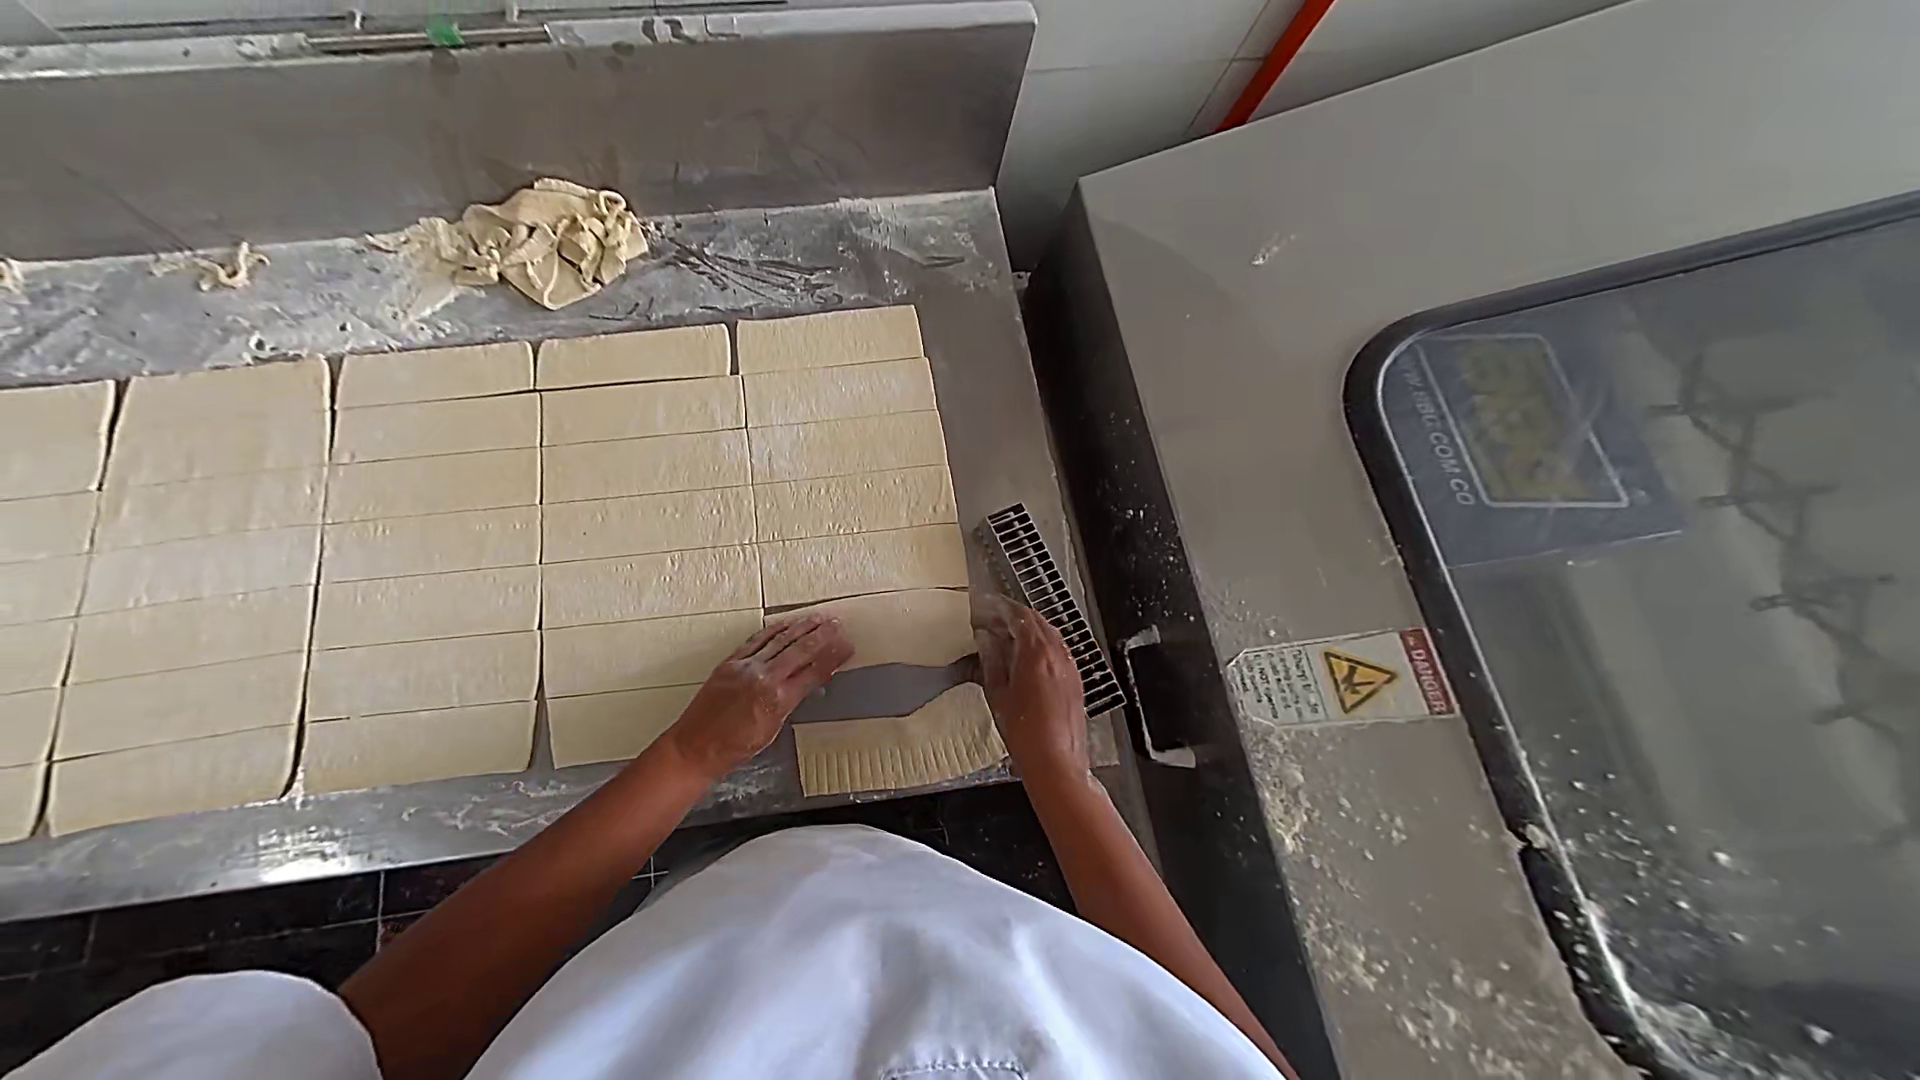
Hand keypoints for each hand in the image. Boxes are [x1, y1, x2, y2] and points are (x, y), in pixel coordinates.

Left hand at [664, 614, 852, 781]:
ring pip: (781, 640)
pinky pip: (757, 640)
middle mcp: (763, 679)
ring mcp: (745, 668)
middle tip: (838, 625)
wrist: (695, 748)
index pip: (815, 671)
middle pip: (801, 650)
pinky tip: (785, 624)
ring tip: (818, 618)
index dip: (834, 656)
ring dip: (802, 627)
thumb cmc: (733, 748)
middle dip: (823, 635)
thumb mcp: (773, 729)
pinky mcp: (730, 663)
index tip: (847, 646)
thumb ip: (792, 701)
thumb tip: (810, 682)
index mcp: (778, 700)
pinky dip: (774, 630)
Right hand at [973, 594, 1089, 783]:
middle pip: (1036, 620)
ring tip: (1006, 637)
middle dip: (1013, 616)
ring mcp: (1070, 667)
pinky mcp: (1075, 681)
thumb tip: (986, 640)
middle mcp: (1058, 654)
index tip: (986, 605)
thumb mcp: (998, 694)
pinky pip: (1058, 651)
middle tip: (992, 620)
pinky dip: (1040, 646)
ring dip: (1028, 630)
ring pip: (1049, 634)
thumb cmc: (1026, 735)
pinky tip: (1026, 659)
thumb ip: (992, 660)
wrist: (1057, 764)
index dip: (1000, 607)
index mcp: (1037, 652)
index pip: (1018, 615)